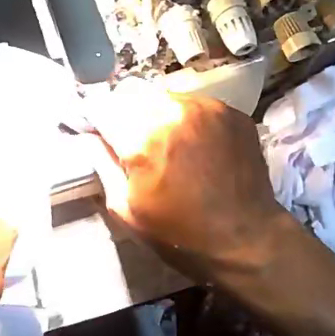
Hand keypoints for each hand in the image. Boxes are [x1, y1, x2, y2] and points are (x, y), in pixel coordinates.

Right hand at [88, 86, 297, 281]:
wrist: (246, 240)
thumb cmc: (179, 233)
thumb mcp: (125, 209)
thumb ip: (101, 164)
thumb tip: (88, 137)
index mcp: (142, 137)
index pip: (100, 106)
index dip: (90, 118)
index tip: (90, 130)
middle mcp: (173, 111)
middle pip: (131, 94)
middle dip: (123, 115)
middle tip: (127, 141)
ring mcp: (207, 107)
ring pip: (164, 97)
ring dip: (155, 115)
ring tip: (164, 145)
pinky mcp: (231, 112)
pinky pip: (195, 105)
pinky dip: (185, 120)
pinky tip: (193, 147)